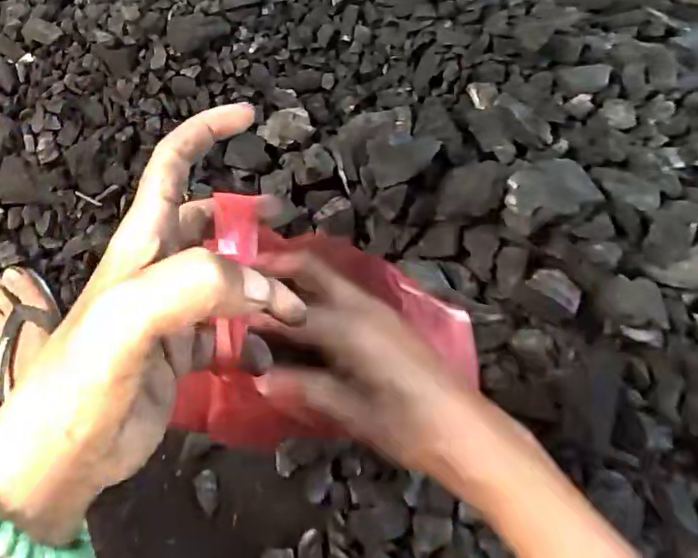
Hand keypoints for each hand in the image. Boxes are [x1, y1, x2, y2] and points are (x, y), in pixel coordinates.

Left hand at [0, 104, 305, 541]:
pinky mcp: (180, 349)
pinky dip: (254, 329)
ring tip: (296, 301)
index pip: (171, 164)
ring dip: (260, 280)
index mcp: (141, 240)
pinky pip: (228, 323)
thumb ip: (194, 288)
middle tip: (292, 236)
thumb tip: (263, 286)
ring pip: (226, 273)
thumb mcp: (129, 319)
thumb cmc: (84, 376)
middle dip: (249, 219)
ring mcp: (169, 307)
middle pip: (209, 220)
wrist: (63, 450)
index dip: (204, 131)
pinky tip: (271, 348)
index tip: (245, 114)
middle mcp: (156, 263)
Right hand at [253, 251, 636, 557]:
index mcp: (348, 325)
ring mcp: (374, 307)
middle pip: (308, 265)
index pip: (287, 306)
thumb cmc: (409, 426)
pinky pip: (338, 288)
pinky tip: (298, 308)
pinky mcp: (384, 317)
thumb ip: (303, 387)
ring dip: (292, 273)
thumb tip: (256, 377)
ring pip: (324, 273)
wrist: (472, 436)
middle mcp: (359, 304)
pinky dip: (312, 287)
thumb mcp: (353, 411)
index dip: (254, 305)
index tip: (226, 303)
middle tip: (239, 271)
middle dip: (272, 262)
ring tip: (260, 285)